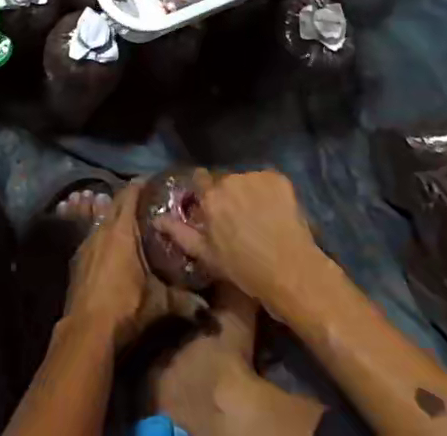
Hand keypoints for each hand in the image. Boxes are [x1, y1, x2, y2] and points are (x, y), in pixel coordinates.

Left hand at [65, 181, 203, 348]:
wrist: (86, 333)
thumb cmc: (125, 307)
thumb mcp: (159, 302)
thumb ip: (184, 301)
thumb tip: (208, 309)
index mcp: (122, 231)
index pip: (130, 196)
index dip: (139, 186)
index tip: (151, 181)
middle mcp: (102, 231)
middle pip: (114, 204)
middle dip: (127, 198)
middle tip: (144, 199)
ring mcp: (86, 245)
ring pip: (101, 220)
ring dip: (113, 216)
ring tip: (128, 220)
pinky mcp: (77, 261)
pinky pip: (91, 237)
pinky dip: (102, 235)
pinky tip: (109, 246)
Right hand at [157, 170, 323, 307]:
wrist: (289, 270)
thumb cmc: (243, 269)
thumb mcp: (206, 255)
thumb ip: (179, 233)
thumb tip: (157, 219)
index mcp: (211, 197)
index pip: (200, 179)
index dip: (206, 193)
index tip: (212, 208)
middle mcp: (231, 179)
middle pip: (226, 180)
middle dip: (228, 195)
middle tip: (237, 218)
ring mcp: (257, 176)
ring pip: (247, 180)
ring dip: (249, 192)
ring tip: (259, 217)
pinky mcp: (279, 178)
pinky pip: (267, 181)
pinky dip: (269, 192)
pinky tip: (274, 212)